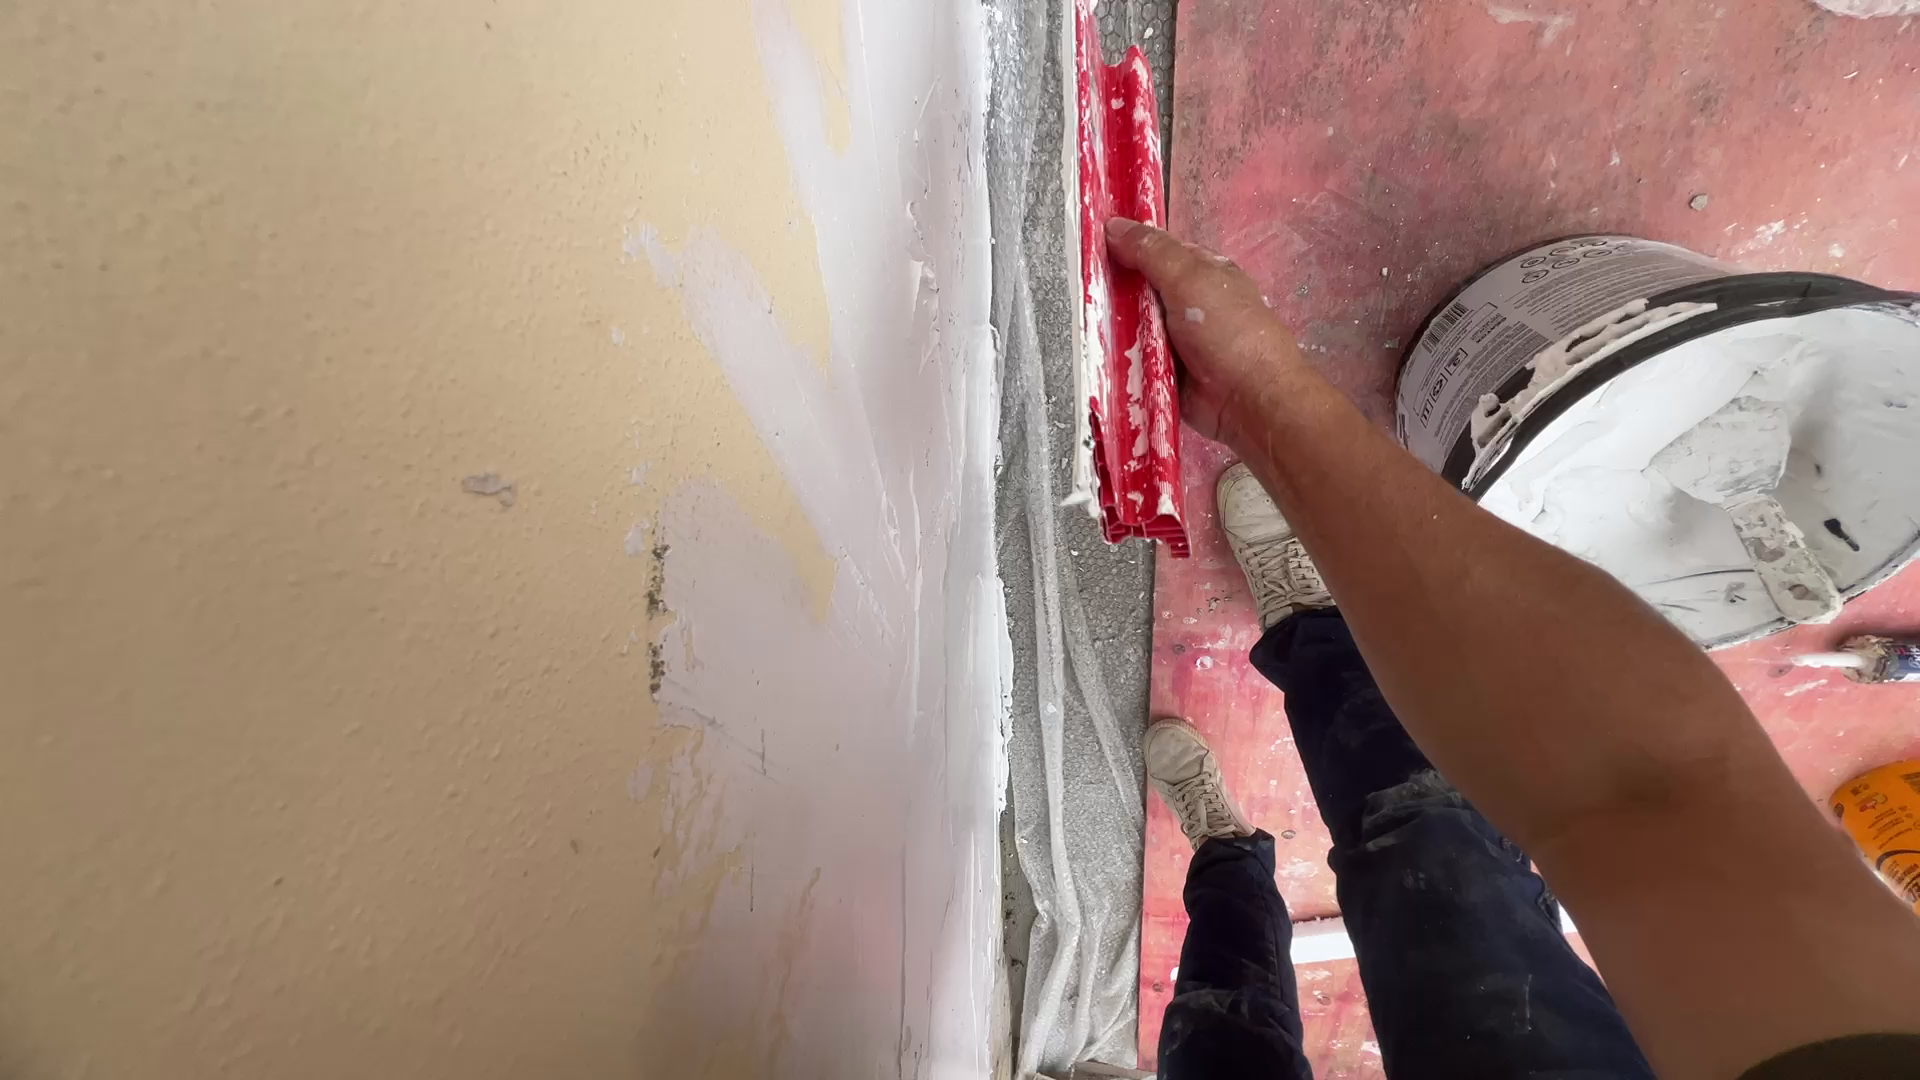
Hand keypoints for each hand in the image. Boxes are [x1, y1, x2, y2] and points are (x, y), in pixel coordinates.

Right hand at [1105, 217, 1303, 444]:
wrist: (1246, 399)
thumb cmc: (1227, 332)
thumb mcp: (1190, 279)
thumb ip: (1152, 253)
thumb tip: (1113, 225)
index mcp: (1199, 275)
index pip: (1153, 254)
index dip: (1124, 250)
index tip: (1090, 252)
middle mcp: (1184, 307)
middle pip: (1136, 295)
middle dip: (1111, 297)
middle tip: (1083, 297)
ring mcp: (1172, 344)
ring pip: (1129, 331)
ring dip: (1110, 334)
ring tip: (1082, 330)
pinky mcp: (1161, 375)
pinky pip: (1131, 364)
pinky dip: (1117, 363)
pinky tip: (1097, 360)